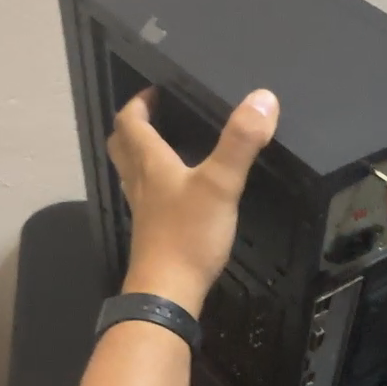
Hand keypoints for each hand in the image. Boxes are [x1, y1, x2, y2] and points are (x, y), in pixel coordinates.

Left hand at [109, 87, 279, 315]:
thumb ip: (241, 142)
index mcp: (151, 164)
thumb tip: (264, 99)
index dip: (139, 103)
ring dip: (139, 158)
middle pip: (122, 148)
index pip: (131, 122)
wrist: (168, 293)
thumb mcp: (221, 184)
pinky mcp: (152, 236)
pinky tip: (174, 197)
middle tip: (151, 117)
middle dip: (132, 128)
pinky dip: (154, 189)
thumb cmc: (189, 236)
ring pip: (131, 175)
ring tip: (161, 150)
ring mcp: (144, 212)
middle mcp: (141, 184)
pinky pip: (146, 202)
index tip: (155, 92)